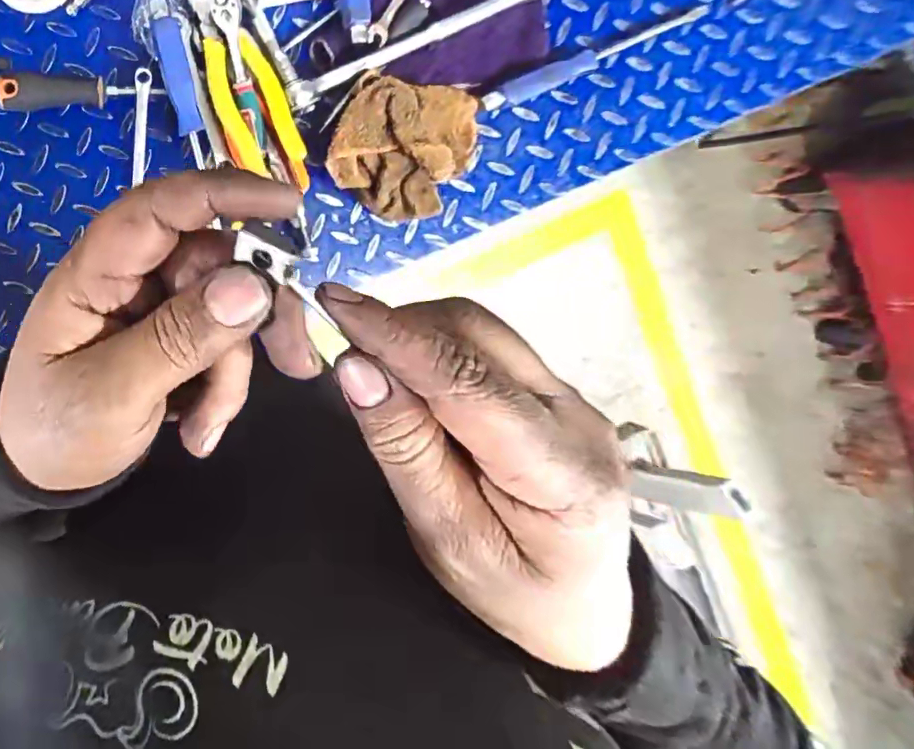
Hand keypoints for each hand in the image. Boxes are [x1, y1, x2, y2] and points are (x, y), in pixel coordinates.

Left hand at [0, 170, 321, 491]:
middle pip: (214, 258)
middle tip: (293, 362)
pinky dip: (223, 385)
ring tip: (208, 425)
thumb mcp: (114, 393)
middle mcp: (130, 275)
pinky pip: (222, 342)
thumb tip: (252, 285)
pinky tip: (198, 428)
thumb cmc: (55, 428)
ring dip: (234, 367)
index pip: (161, 206)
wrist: (37, 475)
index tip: (290, 205)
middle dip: (255, 311)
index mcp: (96, 270)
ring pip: (229, 304)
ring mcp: (154, 305)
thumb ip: (180, 338)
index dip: (225, 194)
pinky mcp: (172, 336)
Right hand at [319, 286, 633, 671]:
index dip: (395, 336)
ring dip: (411, 329)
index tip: (335, 304)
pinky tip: (405, 368)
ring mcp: (565, 395)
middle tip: (343, 344)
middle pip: (475, 336)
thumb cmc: (511, 589)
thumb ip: (403, 448)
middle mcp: (575, 416)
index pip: (465, 380)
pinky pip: (477, 339)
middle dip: (399, 327)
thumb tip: (354, 368)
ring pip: (475, 327)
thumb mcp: (447, 535)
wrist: (579, 609)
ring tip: (372, 362)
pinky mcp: (545, 386)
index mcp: (561, 470)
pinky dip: (427, 339)